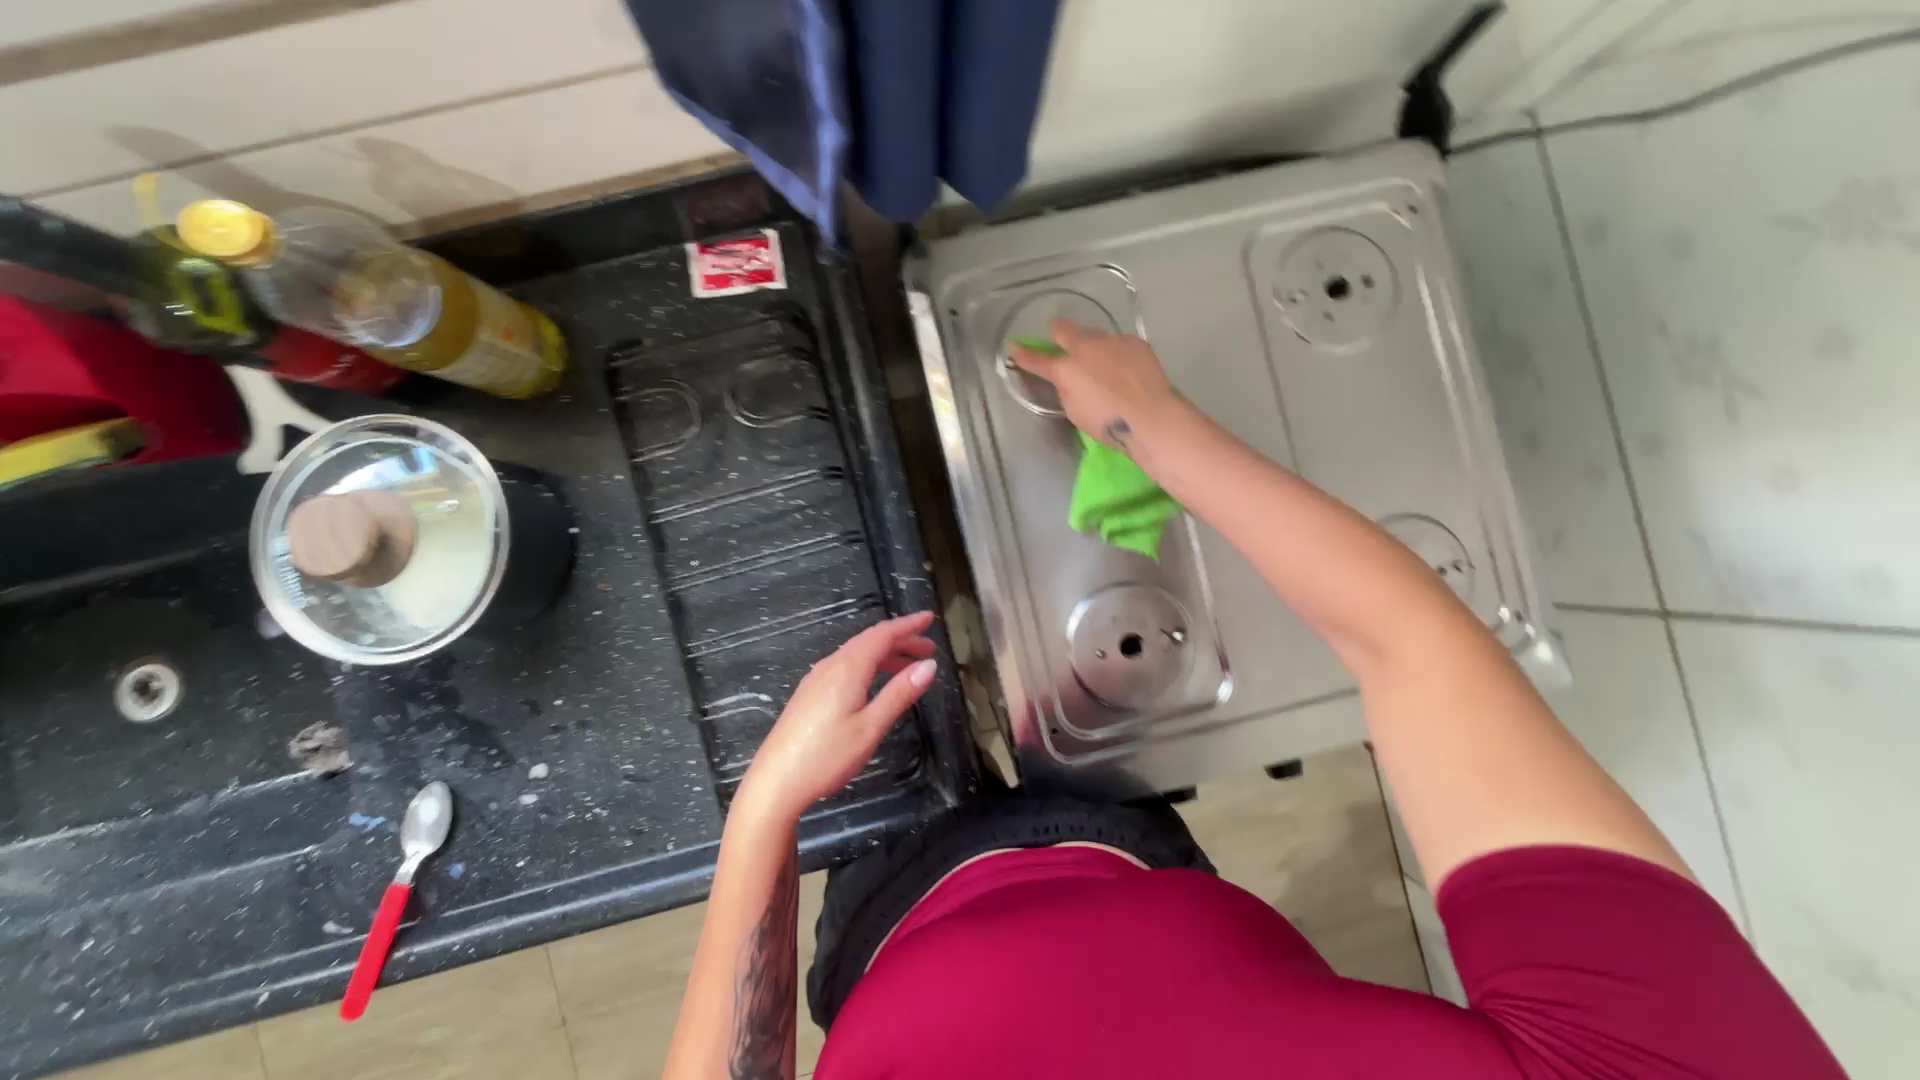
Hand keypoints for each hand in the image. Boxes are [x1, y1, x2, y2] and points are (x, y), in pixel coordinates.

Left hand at [737, 612, 938, 820]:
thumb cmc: (826, 756)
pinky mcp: (808, 696)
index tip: (929, 619)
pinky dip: (867, 667)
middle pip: (868, 642)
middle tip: (927, 648)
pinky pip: (844, 668)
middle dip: (899, 640)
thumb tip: (929, 666)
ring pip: (855, 655)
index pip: (882, 636)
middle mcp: (829, 667)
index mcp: (847, 669)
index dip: (907, 625)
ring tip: (908, 667)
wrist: (775, 783)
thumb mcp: (870, 727)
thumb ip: (899, 694)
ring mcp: (815, 681)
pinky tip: (874, 684)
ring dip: (884, 655)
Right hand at [1009, 317, 1178, 449]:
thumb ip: (1067, 388)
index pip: (1037, 360)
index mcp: (1066, 369)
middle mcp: (1086, 347)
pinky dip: (1117, 353)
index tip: (1014, 347)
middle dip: (1057, 331)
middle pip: (1064, 328)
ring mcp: (1113, 341)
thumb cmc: (1107, 423)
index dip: (1024, 354)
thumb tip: (1068, 378)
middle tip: (1058, 336)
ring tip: (1104, 364)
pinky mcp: (1135, 342)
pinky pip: (1119, 343)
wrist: (1150, 417)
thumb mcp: (1075, 410)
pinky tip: (1125, 368)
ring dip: (1093, 345)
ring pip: (1095, 335)